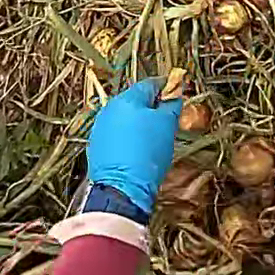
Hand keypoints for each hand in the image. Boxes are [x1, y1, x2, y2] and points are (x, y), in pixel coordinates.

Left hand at [85, 79, 183, 212]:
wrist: (121, 189)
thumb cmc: (147, 152)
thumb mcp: (167, 125)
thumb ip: (172, 104)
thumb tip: (175, 91)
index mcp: (127, 99)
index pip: (151, 84)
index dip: (167, 88)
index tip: (178, 95)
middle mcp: (110, 109)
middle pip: (136, 100)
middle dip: (153, 107)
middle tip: (168, 119)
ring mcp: (100, 128)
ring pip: (126, 117)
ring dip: (140, 122)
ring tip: (154, 137)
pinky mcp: (97, 146)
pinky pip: (117, 134)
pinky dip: (129, 137)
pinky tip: (138, 149)